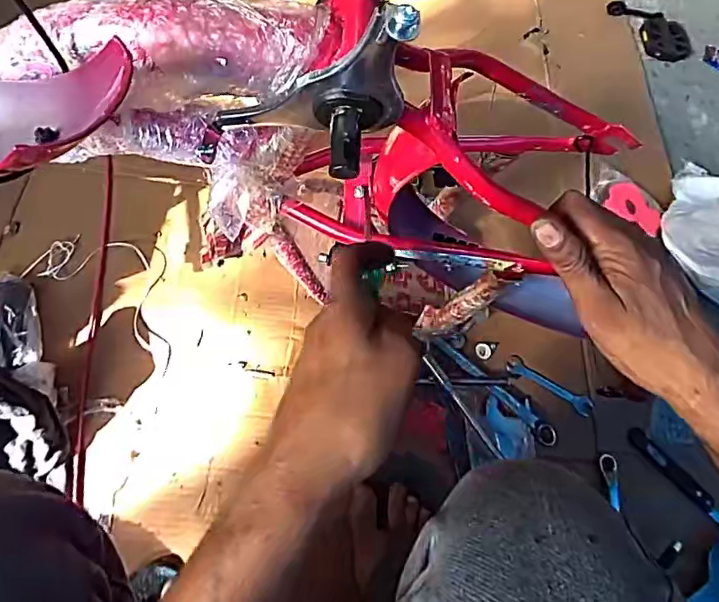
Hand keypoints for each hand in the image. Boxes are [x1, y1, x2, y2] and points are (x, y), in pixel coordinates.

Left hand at [263, 242, 419, 497]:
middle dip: (387, 311)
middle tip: (416, 334)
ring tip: (403, 373)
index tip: (393, 255)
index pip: (348, 260)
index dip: (371, 249)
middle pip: (356, 302)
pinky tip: (378, 400)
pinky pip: (344, 359)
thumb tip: (403, 318)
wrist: (303, 468)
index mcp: (341, 309)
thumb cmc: (356, 407)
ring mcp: (312, 355)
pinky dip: (365, 365)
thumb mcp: (400, 363)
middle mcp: (321, 324)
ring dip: (379, 341)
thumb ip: (408, 331)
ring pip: (352, 333)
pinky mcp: (310, 384)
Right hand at [532, 190, 718, 404]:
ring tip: (584, 287)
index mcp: (619, 243)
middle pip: (589, 212)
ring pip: (605, 229)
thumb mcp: (596, 307)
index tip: (544, 252)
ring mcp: (654, 252)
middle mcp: (639, 238)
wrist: (706, 378)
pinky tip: (610, 293)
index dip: (551, 220)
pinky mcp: (662, 268)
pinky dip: (606, 258)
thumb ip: (569, 261)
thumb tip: (542, 222)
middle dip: (566, 234)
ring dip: (585, 246)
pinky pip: (623, 247)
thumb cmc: (646, 348)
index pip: (572, 202)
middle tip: (563, 276)